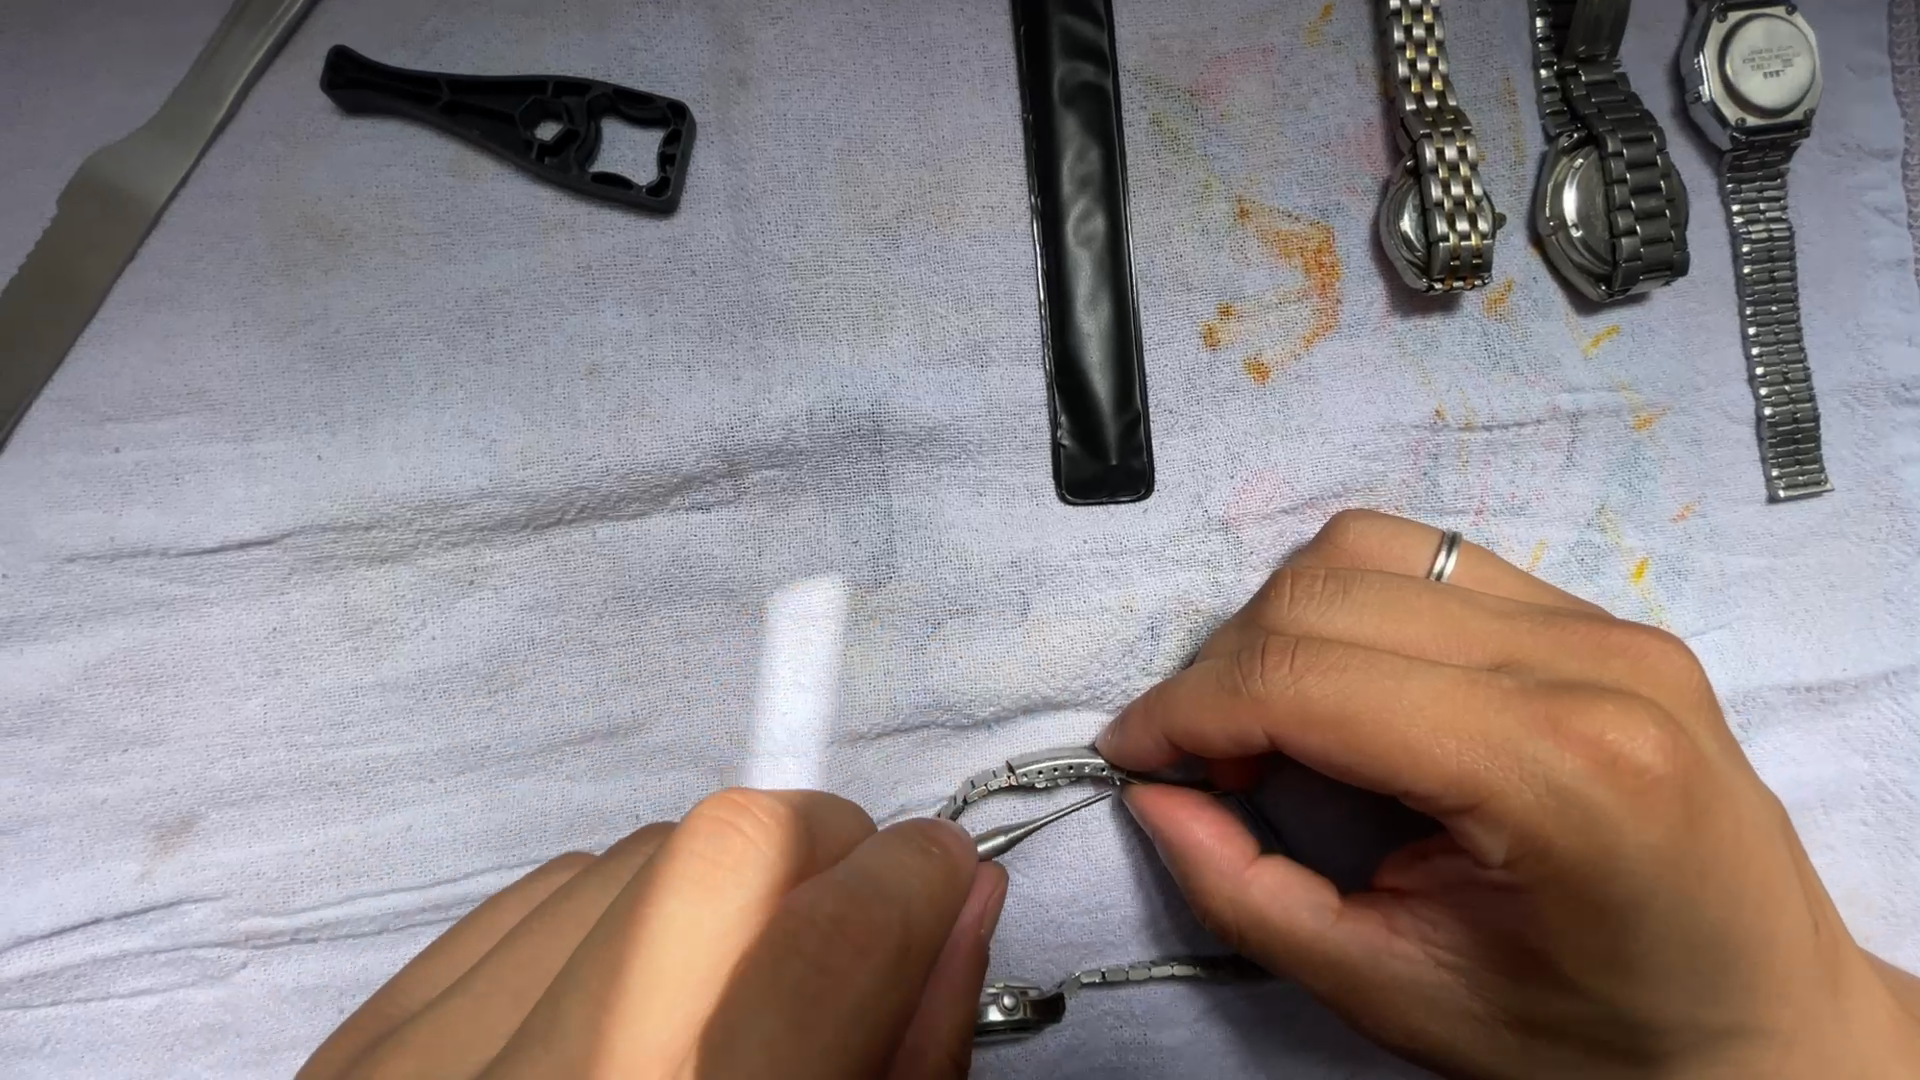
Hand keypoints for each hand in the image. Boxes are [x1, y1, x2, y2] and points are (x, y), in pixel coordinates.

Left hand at [299, 791, 1006, 1079]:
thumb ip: (920, 1052)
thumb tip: (965, 890)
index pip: (829, 944)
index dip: (918, 877)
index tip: (949, 871)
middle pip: (726, 849)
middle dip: (828, 843)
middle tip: (855, 907)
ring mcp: (407, 1074)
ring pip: (638, 853)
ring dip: (729, 876)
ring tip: (739, 968)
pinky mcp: (355, 1051)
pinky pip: (542, 894)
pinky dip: (628, 901)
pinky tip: (637, 986)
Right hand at [1099, 510, 1919, 1078]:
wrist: (1775, 1032)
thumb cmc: (1587, 1039)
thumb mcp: (1388, 994)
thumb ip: (1241, 890)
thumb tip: (1150, 793)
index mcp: (1555, 770)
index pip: (1303, 681)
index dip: (1186, 709)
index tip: (1129, 751)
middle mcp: (1584, 660)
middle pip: (1315, 600)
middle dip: (1216, 673)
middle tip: (1199, 758)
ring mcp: (1596, 617)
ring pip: (1353, 550)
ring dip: (1271, 625)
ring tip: (1267, 713)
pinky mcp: (1587, 608)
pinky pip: (1408, 555)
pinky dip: (1332, 601)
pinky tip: (1337, 675)